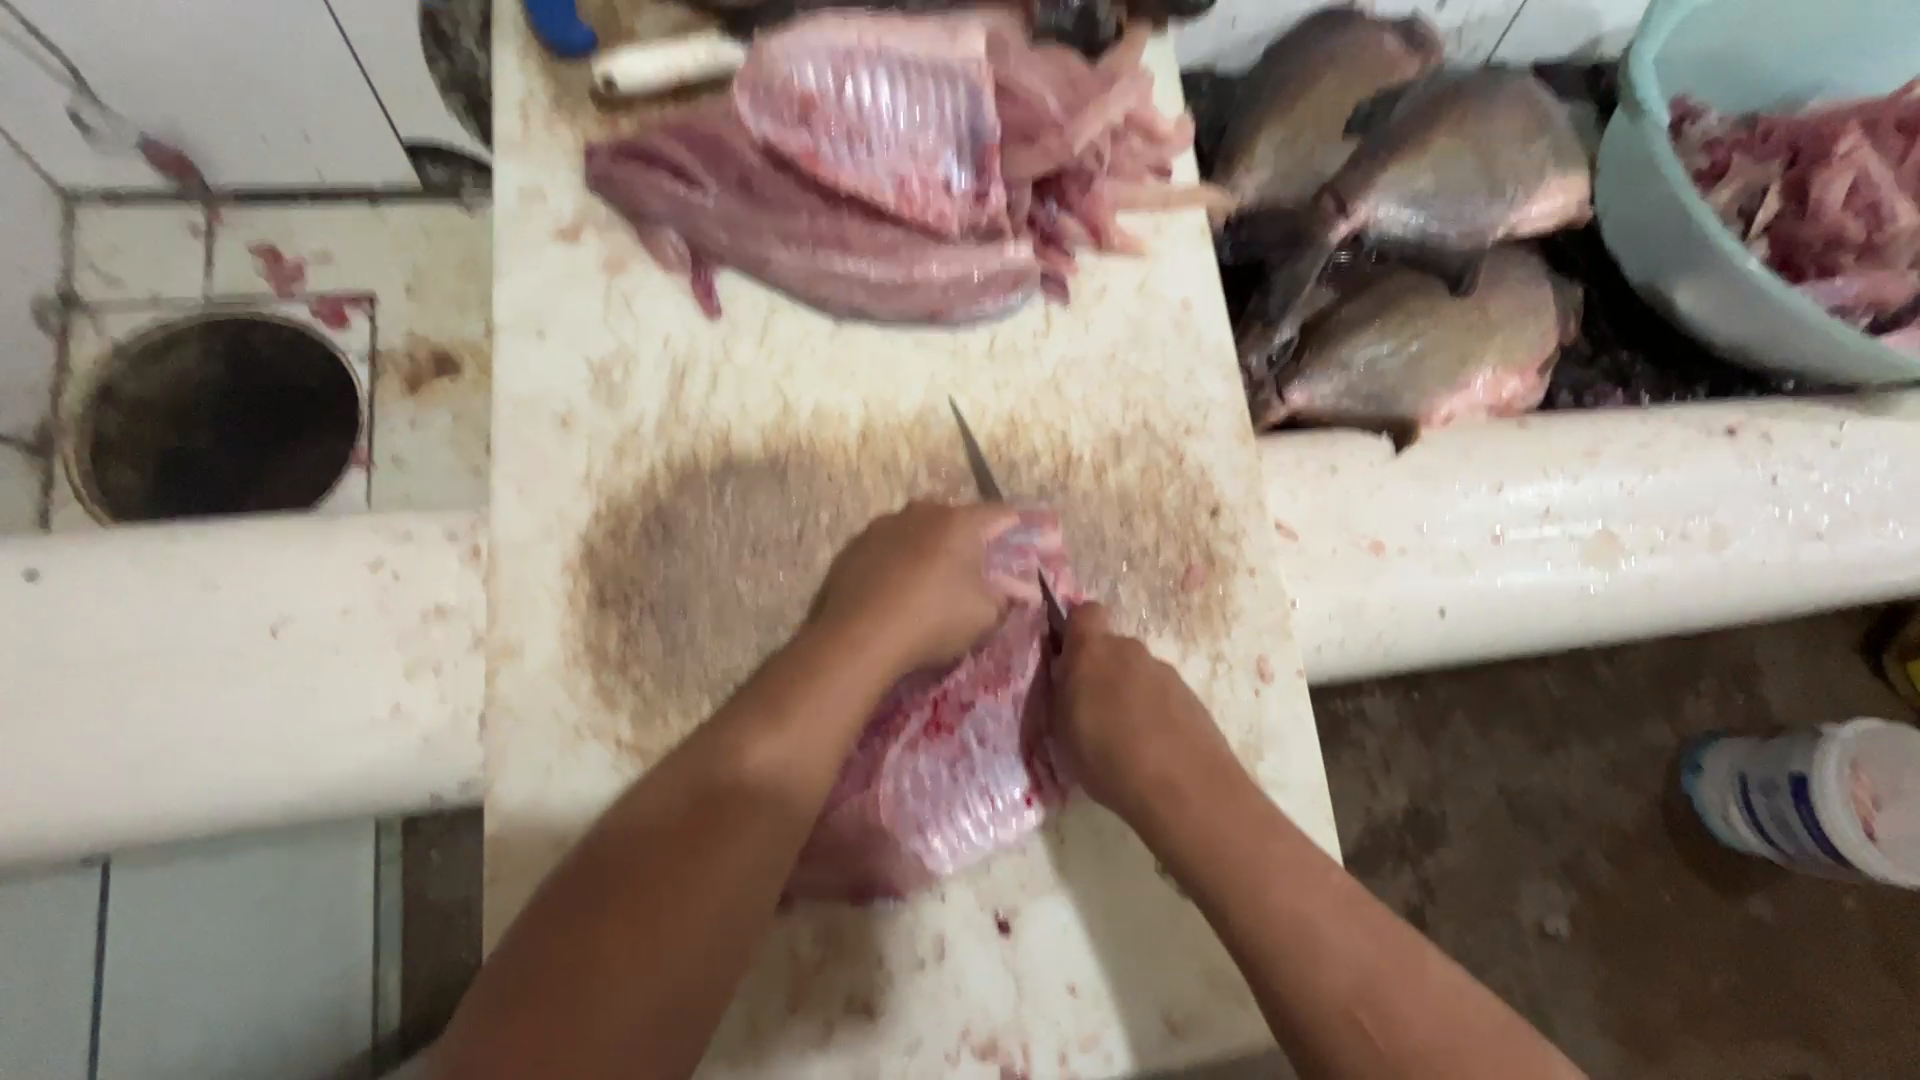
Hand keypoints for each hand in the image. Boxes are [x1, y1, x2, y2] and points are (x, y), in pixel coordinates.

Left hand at [811, 500, 1030, 675]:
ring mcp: (883, 526)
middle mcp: (921, 512)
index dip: (1013, 530)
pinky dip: (896, 562)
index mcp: (959, 522)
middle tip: (972, 571)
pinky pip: (887, 547)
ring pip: (917, 530)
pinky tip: (894, 590)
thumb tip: (1020, 592)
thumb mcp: (985, 617)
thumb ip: (1006, 598)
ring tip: (928, 582)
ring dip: (928, 549)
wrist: (859, 637)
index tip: (1018, 547)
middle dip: (967, 540)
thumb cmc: (934, 620)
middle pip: (954, 519)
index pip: (999, 514)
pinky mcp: (854, 546)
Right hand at [1054, 603, 1240, 820]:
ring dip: (1128, 694)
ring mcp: (1165, 672)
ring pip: (1137, 673)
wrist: (1185, 788)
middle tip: (1093, 712)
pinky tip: (1153, 749)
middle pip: (1112, 648)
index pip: (1085, 613)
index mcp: (1093, 652)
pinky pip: (1161, 695)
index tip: (1068, 659)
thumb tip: (1068, 675)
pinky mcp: (1191, 696)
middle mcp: (1131, 652)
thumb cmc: (1107, 758)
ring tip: (1126, 739)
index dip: (1075, 630)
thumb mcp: (1063, 730)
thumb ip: (1063, 693)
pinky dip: (1154, 712)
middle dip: (1101, 671)